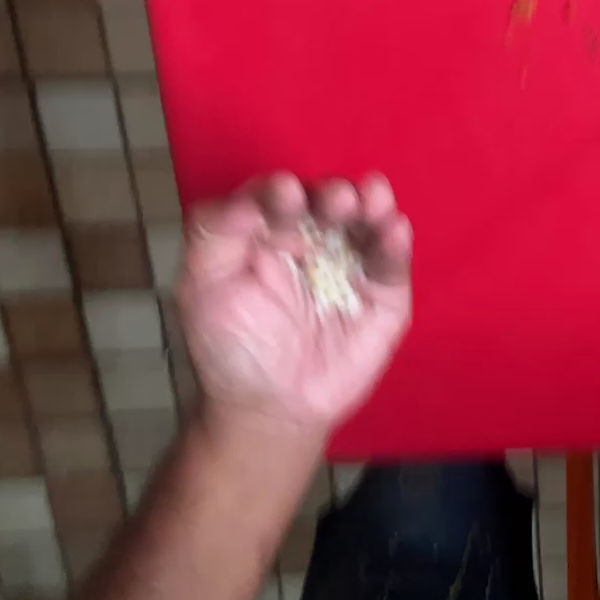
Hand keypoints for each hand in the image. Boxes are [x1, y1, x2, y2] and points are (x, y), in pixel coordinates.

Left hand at [177, 173, 412, 439]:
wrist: (272, 409)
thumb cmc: (234, 346)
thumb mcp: (204, 288)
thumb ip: (213, 237)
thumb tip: (244, 201)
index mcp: (271, 229)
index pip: (278, 196)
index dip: (282, 191)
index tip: (285, 194)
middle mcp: (317, 236)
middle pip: (330, 201)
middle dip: (335, 194)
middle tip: (338, 201)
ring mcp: (355, 260)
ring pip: (369, 221)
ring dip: (374, 205)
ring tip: (374, 200)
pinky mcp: (385, 290)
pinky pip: (393, 262)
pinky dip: (395, 245)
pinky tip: (394, 231)